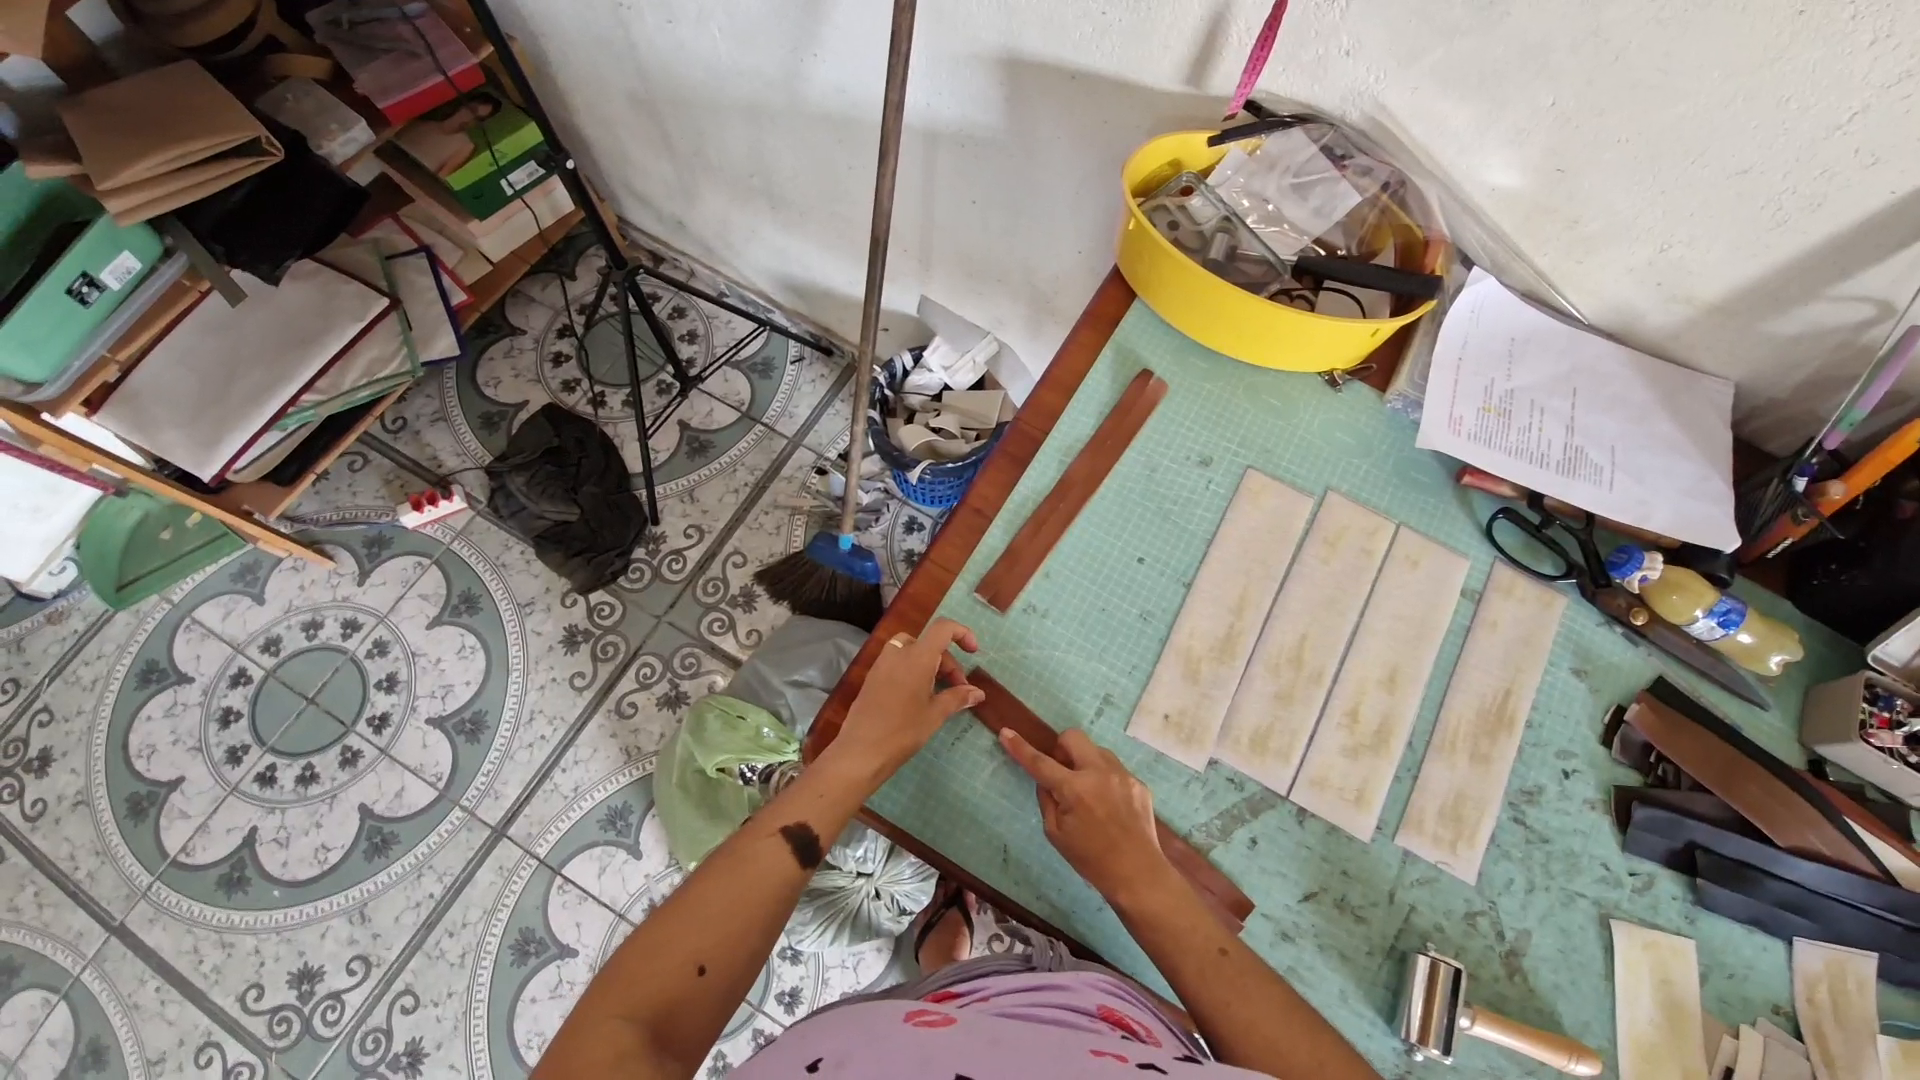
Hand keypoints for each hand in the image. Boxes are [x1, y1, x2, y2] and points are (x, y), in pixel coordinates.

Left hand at [833, 618, 982, 776]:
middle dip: (948, 661)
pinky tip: (917, 697)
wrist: (860, 752)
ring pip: (911, 651)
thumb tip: (977, 693)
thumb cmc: (902, 732)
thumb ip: (957, 698)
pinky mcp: (872, 677)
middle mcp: (897, 653)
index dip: (962, 633)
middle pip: (929, 643)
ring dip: (930, 664)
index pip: (943, 628)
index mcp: (917, 657)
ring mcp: (881, 664)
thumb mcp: (935, 715)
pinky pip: (897, 662)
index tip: (973, 652)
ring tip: (937, 692)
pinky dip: (912, 670)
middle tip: (957, 688)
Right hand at [998, 728, 1172, 902]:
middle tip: (1061, 772)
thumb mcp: (1055, 833)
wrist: (1137, 873)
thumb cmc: (1090, 858)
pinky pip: (1114, 769)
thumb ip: (1047, 800)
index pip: (1040, 762)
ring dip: (1085, 762)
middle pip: (1073, 737)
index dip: (1020, 747)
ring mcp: (1122, 775)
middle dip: (1061, 748)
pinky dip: (1104, 779)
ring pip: (1096, 750)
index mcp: (1074, 789)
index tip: (1006, 732)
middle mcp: (1099, 773)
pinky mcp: (1138, 782)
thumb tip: (1046, 780)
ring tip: (1089, 793)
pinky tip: (1109, 806)